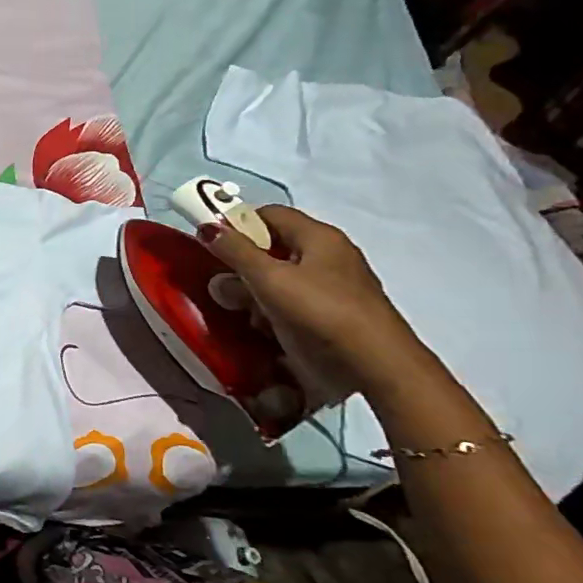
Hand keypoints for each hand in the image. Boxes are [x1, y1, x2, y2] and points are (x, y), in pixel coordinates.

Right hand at [194, 206, 434, 398]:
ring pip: (280, 279)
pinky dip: (273, 312)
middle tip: (224, 288)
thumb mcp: (270, 281)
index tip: (212, 245)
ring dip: (255, 295)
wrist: (376, 368)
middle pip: (273, 249)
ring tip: (244, 315)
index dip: (238, 224)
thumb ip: (236, 253)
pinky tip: (265, 330)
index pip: (270, 215)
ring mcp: (333, 287)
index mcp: (319, 237)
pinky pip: (293, 304)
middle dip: (242, 267)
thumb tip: (207, 227)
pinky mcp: (333, 316)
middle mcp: (329, 256)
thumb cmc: (320, 314)